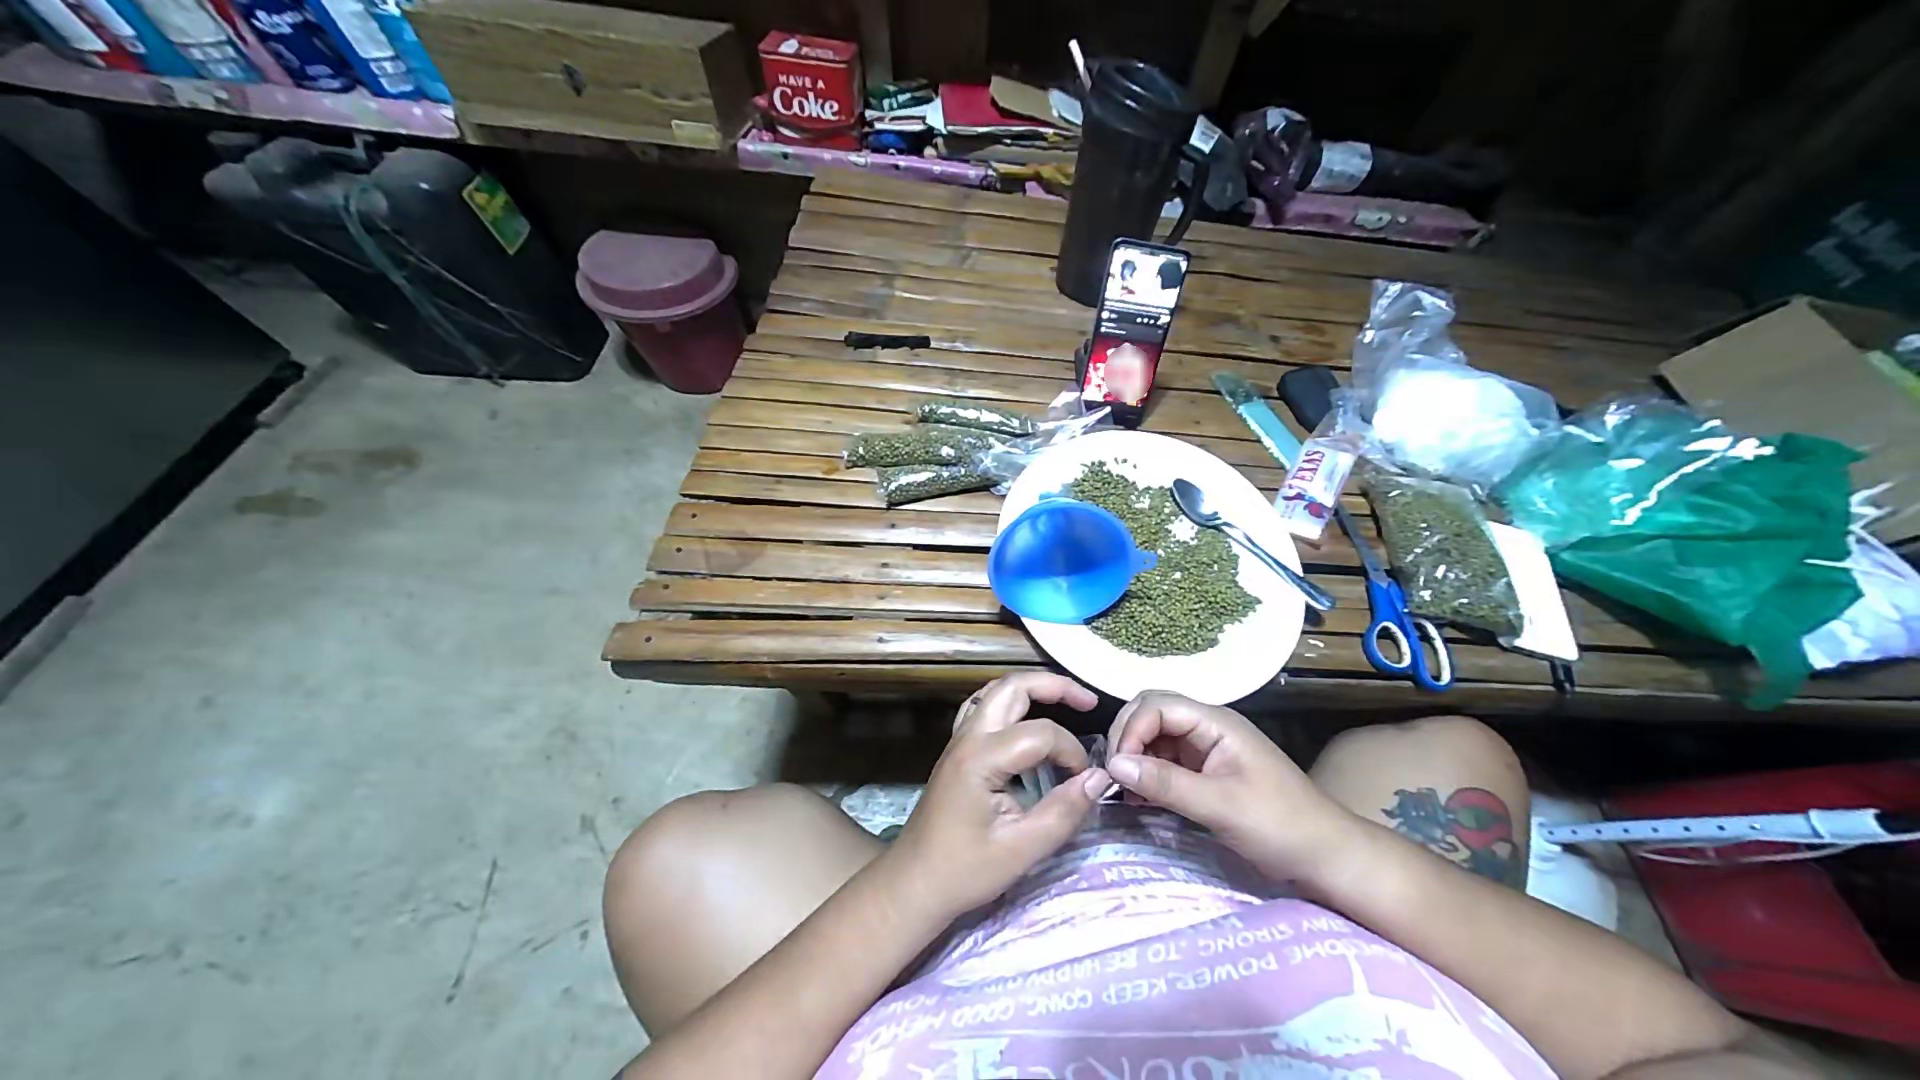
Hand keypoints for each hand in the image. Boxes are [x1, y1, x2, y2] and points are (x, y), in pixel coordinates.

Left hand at [885, 673, 1108, 918]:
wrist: (913, 882)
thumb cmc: (964, 870)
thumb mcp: (1022, 850)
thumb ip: (1063, 811)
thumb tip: (1099, 778)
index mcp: (981, 759)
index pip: (1040, 733)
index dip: (1072, 752)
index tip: (1085, 782)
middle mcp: (968, 737)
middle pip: (1013, 687)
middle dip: (1054, 687)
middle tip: (1089, 702)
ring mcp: (959, 739)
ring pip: (996, 691)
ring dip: (1032, 689)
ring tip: (1065, 703)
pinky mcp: (957, 749)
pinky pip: (985, 708)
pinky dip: (1012, 704)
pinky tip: (1028, 721)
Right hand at [1104, 691, 1364, 881]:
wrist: (1328, 857)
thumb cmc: (1280, 825)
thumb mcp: (1220, 805)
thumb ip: (1166, 783)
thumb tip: (1113, 765)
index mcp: (1215, 722)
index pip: (1156, 705)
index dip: (1131, 730)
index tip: (1117, 768)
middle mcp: (1207, 726)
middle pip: (1151, 712)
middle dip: (1127, 738)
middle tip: (1115, 775)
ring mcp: (1205, 748)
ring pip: (1154, 736)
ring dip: (1134, 757)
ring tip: (1125, 789)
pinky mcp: (1204, 770)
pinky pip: (1164, 759)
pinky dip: (1146, 773)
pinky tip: (1140, 796)